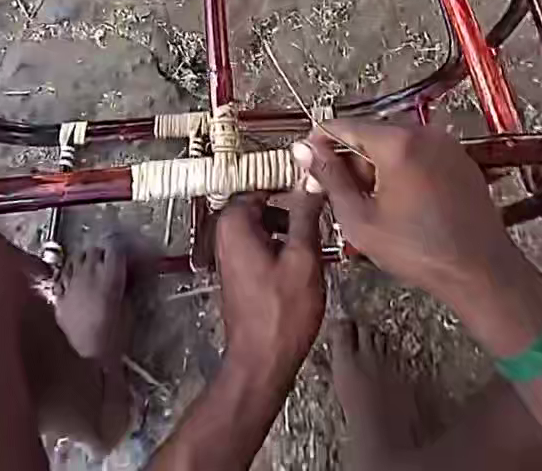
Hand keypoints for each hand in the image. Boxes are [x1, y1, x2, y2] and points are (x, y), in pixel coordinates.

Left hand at [214, 191, 325, 381]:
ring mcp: (229, 252)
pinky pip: (259, 240)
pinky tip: (301, 255)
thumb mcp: (303, 256)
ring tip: (313, 233)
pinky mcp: (237, 270)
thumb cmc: (281, 312)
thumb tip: (311, 178)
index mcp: (234, 222)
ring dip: (287, 223)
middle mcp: (225, 232)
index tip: (312, 179)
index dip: (289, 180)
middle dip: (290, 203)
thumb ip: (306, 213)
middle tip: (317, 207)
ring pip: (262, 221)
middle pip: (262, 200)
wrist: (261, 364)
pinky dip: (279, 241)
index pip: (263, 180)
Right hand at [292, 122, 541, 353]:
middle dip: (351, 158)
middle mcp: (422, 131)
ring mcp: (444, 142)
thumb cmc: (419, 250)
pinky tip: (401, 201)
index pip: (345, 125)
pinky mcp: (458, 156)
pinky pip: (418, 151)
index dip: (321, 141)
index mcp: (397, 142)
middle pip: (371, 133)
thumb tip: (303, 149)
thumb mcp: (360, 220)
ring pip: (394, 143)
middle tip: (342, 193)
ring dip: (375, 164)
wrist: (481, 271)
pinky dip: (402, 167)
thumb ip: (329, 178)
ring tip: (373, 203)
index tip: (308, 160)